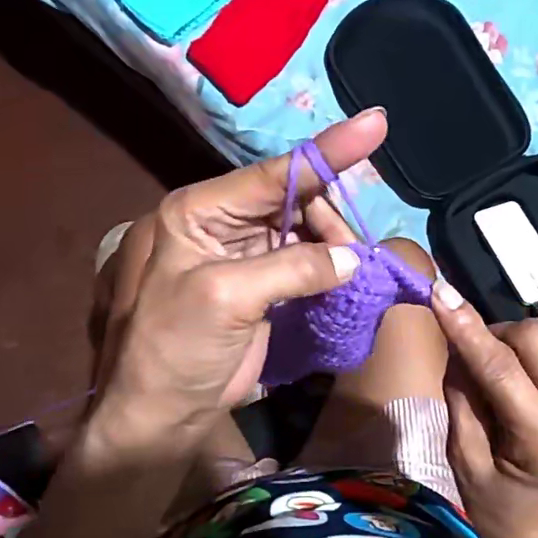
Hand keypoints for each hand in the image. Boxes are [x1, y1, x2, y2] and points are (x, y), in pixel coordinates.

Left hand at [94, 110, 381, 441]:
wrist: (160, 414)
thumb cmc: (175, 348)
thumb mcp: (225, 298)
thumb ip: (291, 268)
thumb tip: (352, 258)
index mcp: (198, 213)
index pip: (271, 173)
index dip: (327, 151)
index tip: (376, 123)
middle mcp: (221, 226)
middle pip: (294, 201)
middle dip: (330, 218)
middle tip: (358, 253)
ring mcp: (243, 258)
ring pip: (304, 233)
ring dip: (335, 247)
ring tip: (356, 272)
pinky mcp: (260, 290)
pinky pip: (305, 266)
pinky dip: (331, 271)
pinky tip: (350, 279)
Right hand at [430, 289, 537, 537]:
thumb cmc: (494, 504)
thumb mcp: (463, 457)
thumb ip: (461, 396)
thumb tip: (456, 338)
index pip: (503, 371)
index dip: (469, 329)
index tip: (440, 295)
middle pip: (535, 338)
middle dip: (493, 334)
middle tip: (466, 358)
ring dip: (506, 347)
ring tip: (488, 382)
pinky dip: (520, 359)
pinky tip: (511, 389)